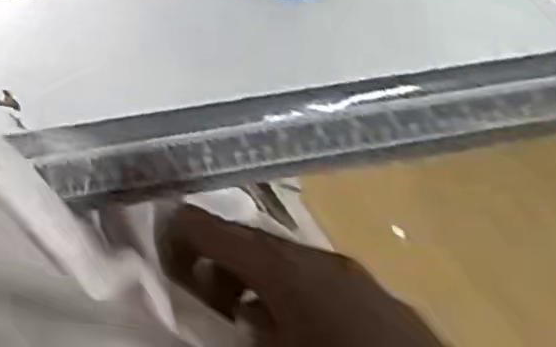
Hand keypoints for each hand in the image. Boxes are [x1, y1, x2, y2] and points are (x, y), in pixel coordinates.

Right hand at [163, 205, 444, 346]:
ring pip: (286, 263)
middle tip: (207, 308)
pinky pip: (327, 287)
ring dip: (260, 287)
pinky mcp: (393, 306)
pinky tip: (305, 336)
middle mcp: (312, 251)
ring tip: (255, 329)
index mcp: (274, 257)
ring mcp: (358, 276)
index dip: (171, 241)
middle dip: (217, 268)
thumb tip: (181, 312)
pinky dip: (302, 302)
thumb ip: (217, 326)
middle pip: (243, 240)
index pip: (196, 221)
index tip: (161, 273)